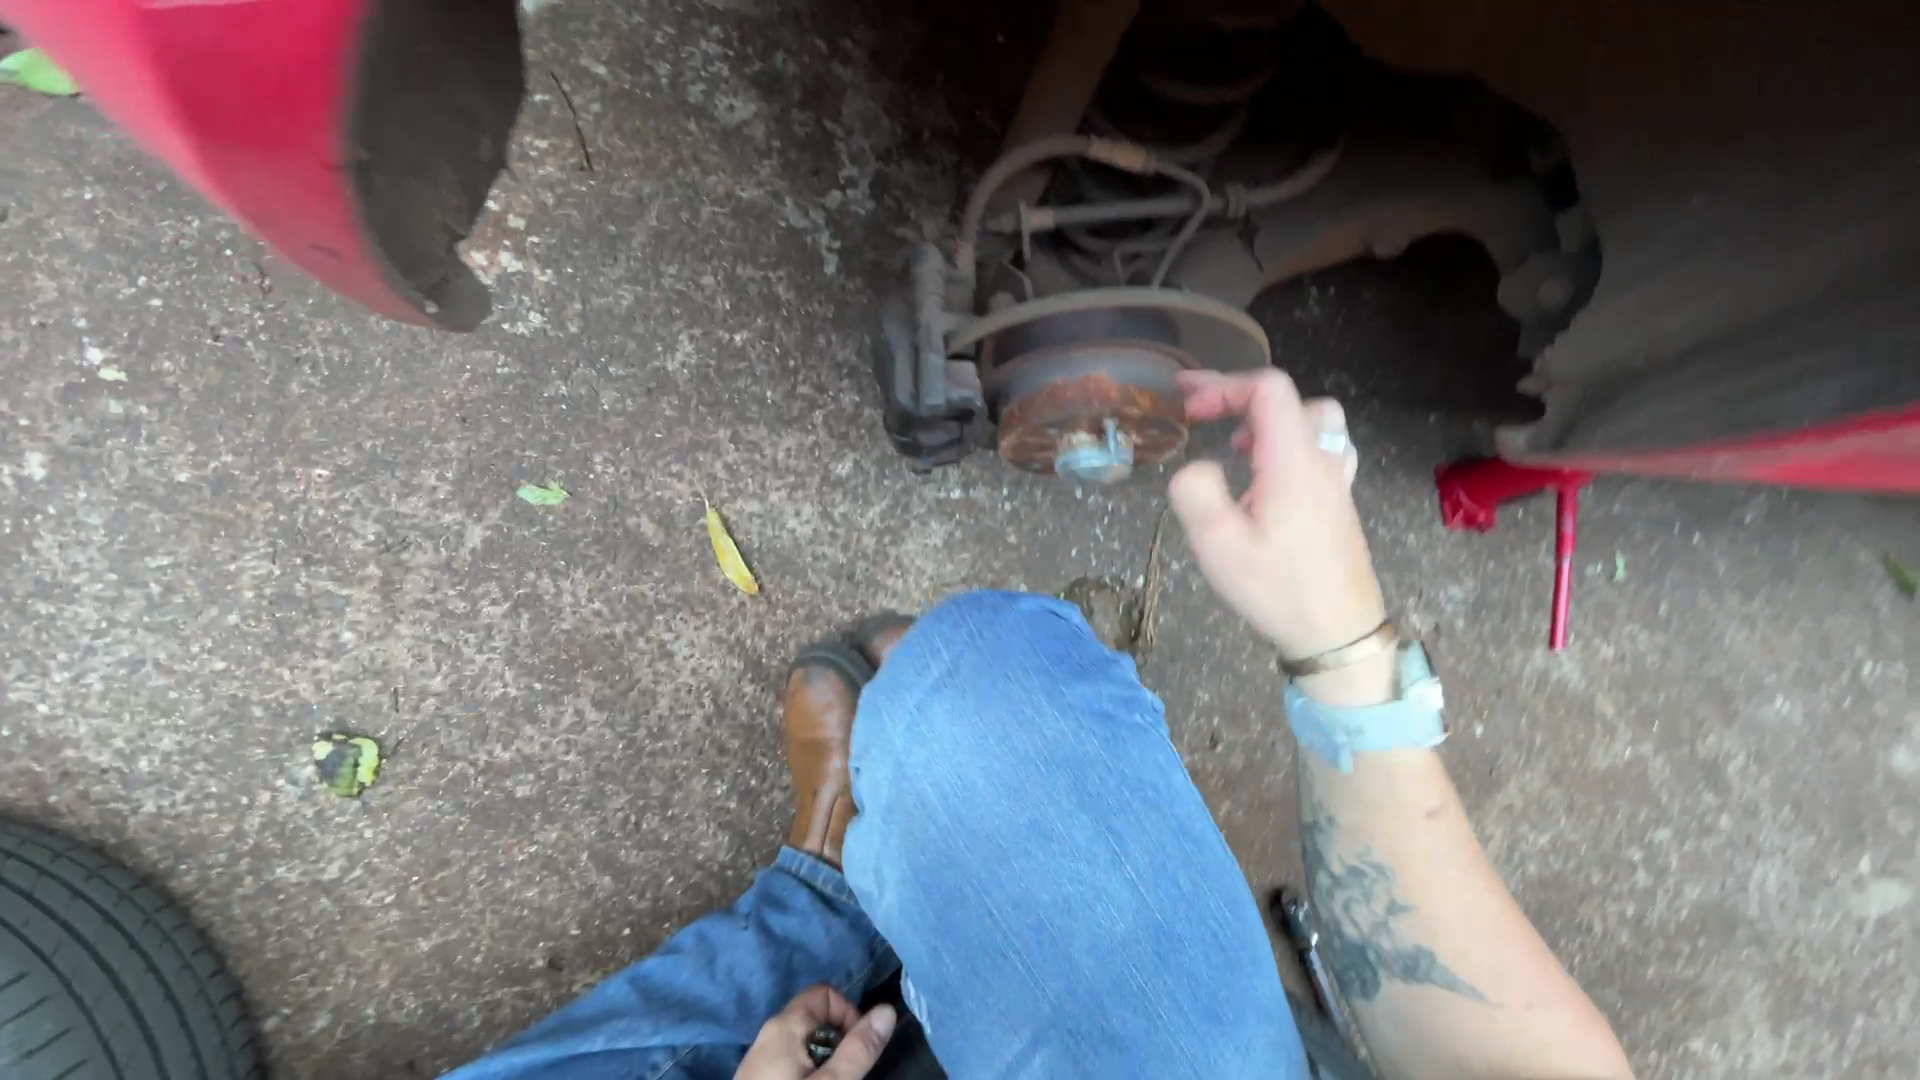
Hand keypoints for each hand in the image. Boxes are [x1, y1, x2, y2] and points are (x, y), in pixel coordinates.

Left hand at [734, 985, 896, 1079]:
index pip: (826, 992)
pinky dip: (806, 1073)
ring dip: (824, 1062)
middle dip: (838, 1043)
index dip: (847, 1015)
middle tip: (843, 1077)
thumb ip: (859, 1049)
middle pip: (816, 1019)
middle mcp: (769, 1032)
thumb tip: (887, 1009)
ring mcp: (759, 1058)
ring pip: (804, 1044)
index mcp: (785, 1025)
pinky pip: (789, 1062)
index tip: (855, 1051)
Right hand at [1168, 369, 1384, 661]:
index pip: (1268, 390)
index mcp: (1292, 461)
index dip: (1224, 385)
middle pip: (1292, 399)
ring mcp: (1336, 482)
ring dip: (1268, 422)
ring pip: (1313, 422)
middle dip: (1241, 397)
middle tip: (1202, 416)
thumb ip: (1195, 491)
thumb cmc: (1276, 588)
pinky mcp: (1339, 504)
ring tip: (1234, 447)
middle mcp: (1321, 461)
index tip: (1188, 410)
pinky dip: (1287, 446)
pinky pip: (1320, 450)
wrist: (1339, 634)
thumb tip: (1196, 467)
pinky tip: (1266, 479)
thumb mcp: (1217, 544)